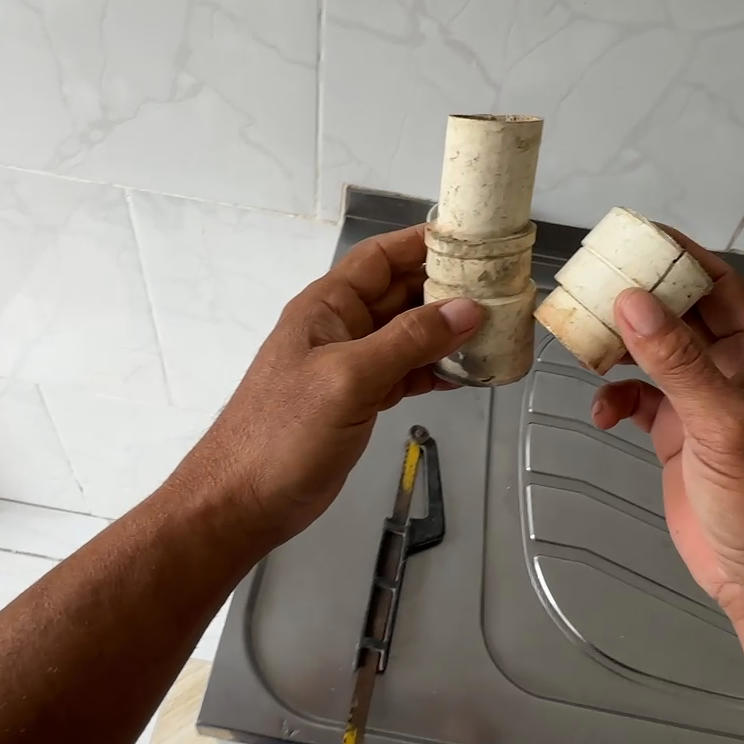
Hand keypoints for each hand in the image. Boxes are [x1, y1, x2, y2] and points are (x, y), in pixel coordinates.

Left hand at [178, 225, 480, 542]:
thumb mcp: (349, 378)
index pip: (380, 258)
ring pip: (406, 335)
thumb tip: (467, 308)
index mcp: (328, 306)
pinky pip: (404, 372)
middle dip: (445, 289)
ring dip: (445, 333)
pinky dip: (433, 371)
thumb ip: (408, 341)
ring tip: (493, 332)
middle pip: (400, 294)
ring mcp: (351, 365)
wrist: (244, 500)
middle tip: (499, 290)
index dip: (421, 244)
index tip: (472, 242)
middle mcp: (341, 328)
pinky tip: (464, 375)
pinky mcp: (360, 399)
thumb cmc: (286, 431)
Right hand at [589, 230, 743, 613]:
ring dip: (620, 348)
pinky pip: (640, 400)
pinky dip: (617, 399)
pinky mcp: (678, 437)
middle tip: (588, 286)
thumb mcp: (726, 425)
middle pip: (679, 315)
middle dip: (638, 300)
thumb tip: (631, 300)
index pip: (718, 285)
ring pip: (653, 355)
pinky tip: (603, 412)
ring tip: (583, 344)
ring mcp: (703, 404)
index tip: (632, 238)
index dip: (679, 256)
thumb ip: (678, 361)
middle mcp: (731, 370)